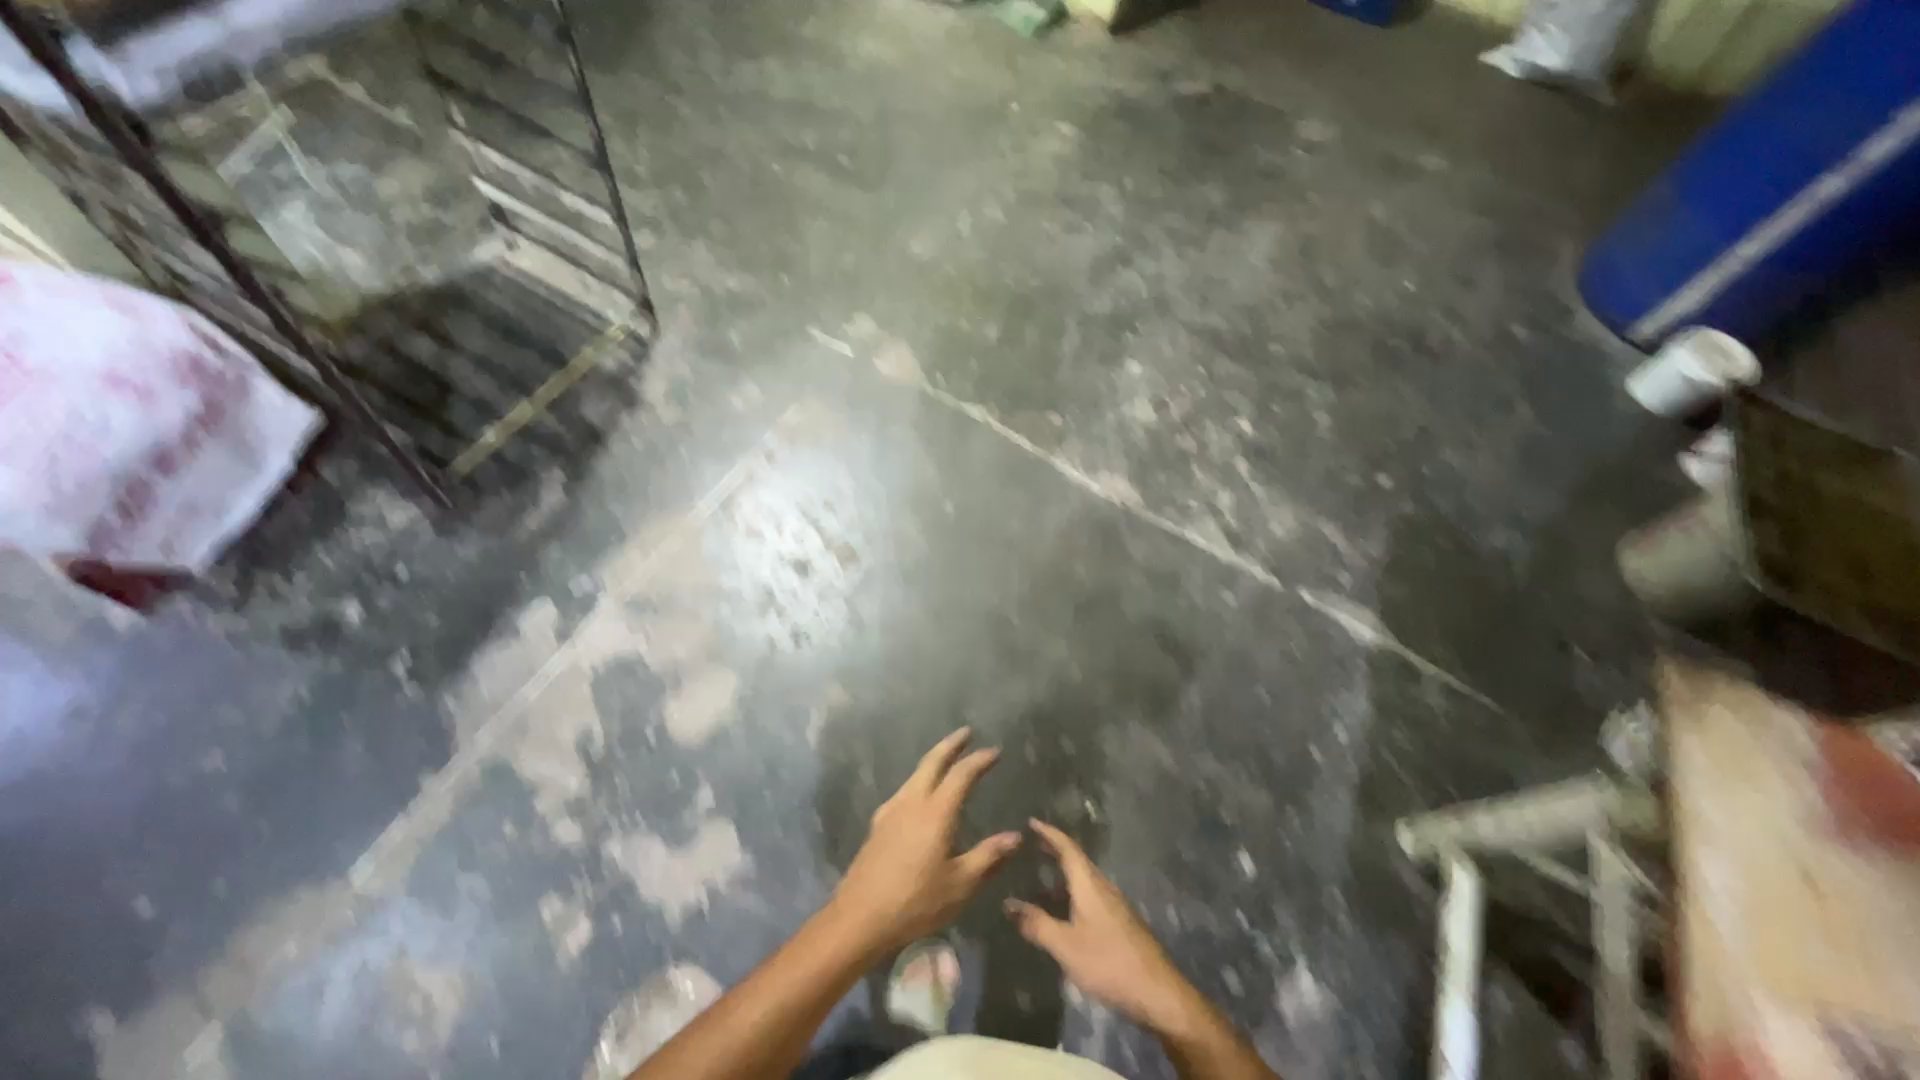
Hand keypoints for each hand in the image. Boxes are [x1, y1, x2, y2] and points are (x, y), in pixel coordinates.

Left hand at [828, 728, 1022, 952]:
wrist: (859, 918)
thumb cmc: (915, 902)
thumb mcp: (960, 885)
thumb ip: (988, 857)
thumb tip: (1015, 836)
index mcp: (935, 813)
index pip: (961, 775)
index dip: (979, 761)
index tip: (995, 751)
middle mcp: (910, 803)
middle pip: (931, 763)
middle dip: (950, 745)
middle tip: (966, 733)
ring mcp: (889, 813)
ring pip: (914, 775)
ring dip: (932, 761)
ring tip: (946, 759)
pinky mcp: (878, 827)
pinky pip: (903, 791)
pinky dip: (918, 780)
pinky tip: (919, 795)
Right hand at [1006, 819, 1199, 1032]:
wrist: (1157, 992)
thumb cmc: (1108, 963)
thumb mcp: (1065, 945)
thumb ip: (1037, 924)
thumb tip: (1008, 903)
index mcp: (1090, 886)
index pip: (1068, 849)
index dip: (1050, 834)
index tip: (1031, 822)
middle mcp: (1105, 889)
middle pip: (1078, 861)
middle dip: (1055, 851)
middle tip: (1032, 845)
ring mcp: (1116, 907)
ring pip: (1086, 880)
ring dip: (1064, 874)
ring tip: (1042, 877)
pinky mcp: (1121, 924)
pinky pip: (1091, 896)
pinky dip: (1073, 893)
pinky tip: (1065, 910)